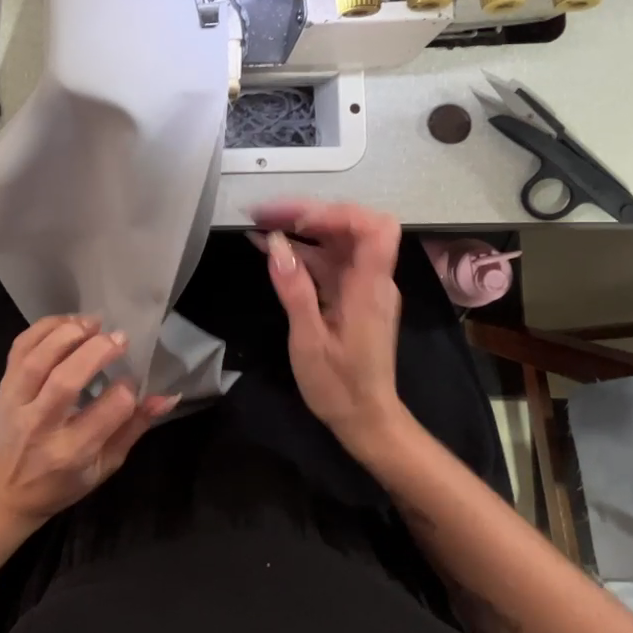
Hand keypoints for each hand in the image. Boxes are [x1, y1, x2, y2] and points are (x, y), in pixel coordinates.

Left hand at [0, 315, 177, 523]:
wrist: (7, 489)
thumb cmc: (62, 481)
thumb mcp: (104, 466)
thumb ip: (134, 428)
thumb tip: (166, 397)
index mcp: (71, 452)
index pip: (106, 413)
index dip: (126, 391)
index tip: (133, 379)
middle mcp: (41, 425)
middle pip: (66, 380)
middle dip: (96, 352)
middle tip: (120, 338)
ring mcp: (17, 403)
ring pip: (38, 360)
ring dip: (67, 333)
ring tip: (93, 322)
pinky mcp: (4, 386)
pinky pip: (19, 348)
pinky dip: (42, 329)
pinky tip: (67, 322)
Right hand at [250, 200, 408, 452]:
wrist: (365, 419)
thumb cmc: (339, 386)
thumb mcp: (309, 341)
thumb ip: (295, 290)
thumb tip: (274, 244)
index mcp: (369, 289)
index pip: (374, 228)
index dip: (336, 213)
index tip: (294, 219)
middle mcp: (372, 280)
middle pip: (351, 227)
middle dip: (308, 214)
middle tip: (264, 213)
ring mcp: (362, 286)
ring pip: (337, 241)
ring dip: (300, 229)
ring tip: (258, 224)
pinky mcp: (351, 295)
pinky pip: (328, 262)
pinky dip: (301, 251)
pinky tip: (269, 249)